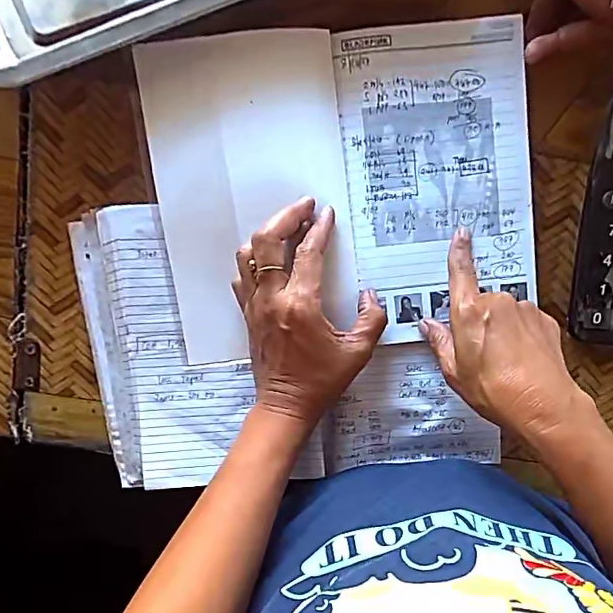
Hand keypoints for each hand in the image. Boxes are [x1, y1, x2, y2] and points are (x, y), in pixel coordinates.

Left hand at [233, 197, 386, 428]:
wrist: (285, 405)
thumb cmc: (320, 382)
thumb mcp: (358, 352)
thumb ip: (371, 318)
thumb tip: (369, 295)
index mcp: (300, 304)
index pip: (308, 253)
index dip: (319, 229)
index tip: (328, 214)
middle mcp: (272, 299)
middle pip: (268, 241)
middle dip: (286, 216)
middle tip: (304, 207)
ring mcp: (255, 306)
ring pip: (248, 255)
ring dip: (266, 235)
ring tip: (285, 227)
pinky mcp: (247, 315)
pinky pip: (242, 277)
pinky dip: (252, 260)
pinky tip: (267, 260)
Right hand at [419, 228, 600, 447]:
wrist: (542, 404)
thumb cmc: (498, 392)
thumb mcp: (455, 373)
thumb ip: (441, 343)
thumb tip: (431, 327)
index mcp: (469, 312)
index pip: (460, 272)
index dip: (459, 252)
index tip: (461, 237)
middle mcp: (498, 303)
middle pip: (481, 302)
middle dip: (478, 321)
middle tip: (477, 353)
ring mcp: (524, 310)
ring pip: (505, 314)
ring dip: (501, 331)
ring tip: (502, 363)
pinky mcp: (544, 321)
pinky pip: (525, 323)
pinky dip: (521, 337)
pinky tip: (519, 360)